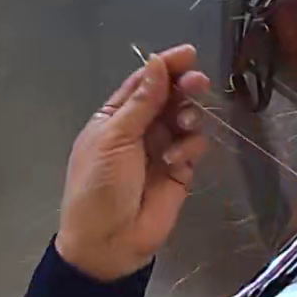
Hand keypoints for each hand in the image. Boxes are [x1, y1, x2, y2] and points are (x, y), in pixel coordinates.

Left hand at [57, 45, 210, 281]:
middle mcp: (139, 128)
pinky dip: (189, 147)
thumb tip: (155, 63)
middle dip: (183, 87)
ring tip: (184, 124)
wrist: (108, 242)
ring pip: (185, 118)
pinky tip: (175, 161)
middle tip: (197, 82)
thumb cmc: (100, 185)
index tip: (188, 54)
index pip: (143, 83)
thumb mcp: (115, 139)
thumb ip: (141, 102)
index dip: (164, 67)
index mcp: (115, 117)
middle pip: (168, 97)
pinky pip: (193, 146)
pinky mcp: (180, 170)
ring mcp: (160, 148)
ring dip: (187, 116)